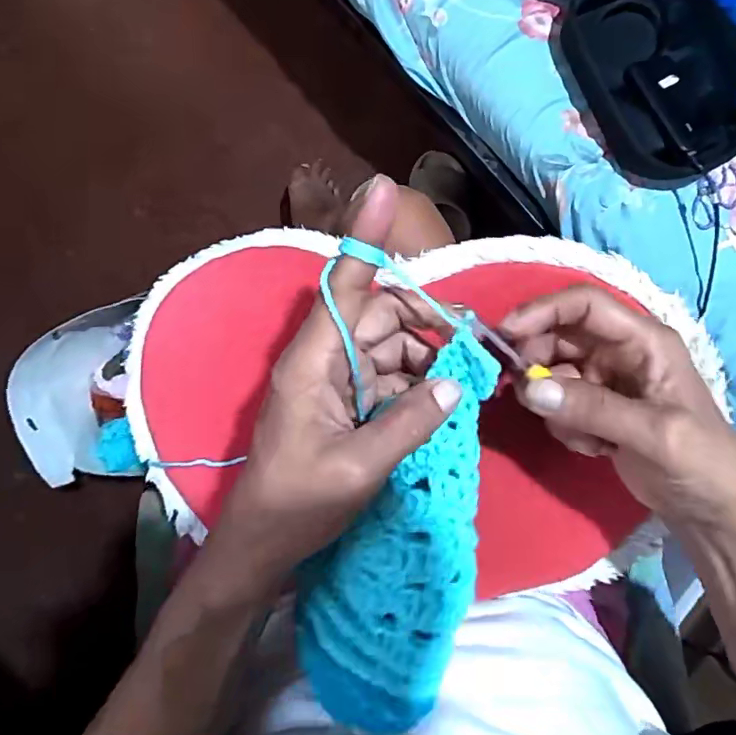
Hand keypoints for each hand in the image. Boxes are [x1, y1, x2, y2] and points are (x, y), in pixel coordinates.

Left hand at [203, 177, 461, 599]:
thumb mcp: (358, 467)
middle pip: (377, 313)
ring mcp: (334, 380)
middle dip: (424, 320)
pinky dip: (417, 378)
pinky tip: (442, 396)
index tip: (382, 188)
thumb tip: (454, 383)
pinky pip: (388, 373)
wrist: (261, 547)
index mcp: (314, 362)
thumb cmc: (298, 505)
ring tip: (466, 375)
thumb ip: (410, 423)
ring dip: (426, 352)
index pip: (342, 285)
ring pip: (388, 342)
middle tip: (474, 342)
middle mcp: (323, 359)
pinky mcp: (345, 401)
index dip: (364, 236)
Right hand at [499, 285, 735, 529]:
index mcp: (645, 340)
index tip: (506, 333)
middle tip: (525, 395)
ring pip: (553, 372)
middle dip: (537, 363)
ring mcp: (606, 380)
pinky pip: (559, 404)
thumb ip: (593, 409)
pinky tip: (596, 449)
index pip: (585, 304)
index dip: (543, 310)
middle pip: (559, 335)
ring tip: (585, 438)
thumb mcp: (655, 434)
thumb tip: (530, 388)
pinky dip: (565, 425)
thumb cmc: (700, 461)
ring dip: (554, 404)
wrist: (710, 510)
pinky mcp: (595, 408)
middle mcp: (621, 352)